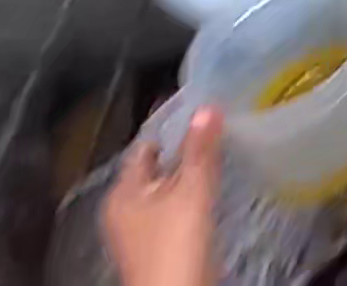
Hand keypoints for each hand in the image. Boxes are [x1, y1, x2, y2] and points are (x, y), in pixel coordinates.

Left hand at [103, 107, 221, 285]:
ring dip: (193, 167)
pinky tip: (216, 180)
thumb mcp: (192, 188)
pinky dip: (194, 188)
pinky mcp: (161, 241)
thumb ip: (200, 147)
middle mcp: (126, 207)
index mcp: (123, 193)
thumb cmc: (176, 242)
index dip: (174, 124)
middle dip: (187, 145)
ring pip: (170, 183)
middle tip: (220, 121)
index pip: (147, 144)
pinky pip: (177, 201)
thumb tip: (207, 105)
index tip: (205, 105)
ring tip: (223, 144)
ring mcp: (142, 227)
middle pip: (159, 163)